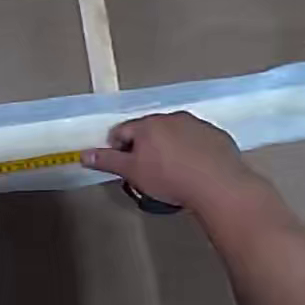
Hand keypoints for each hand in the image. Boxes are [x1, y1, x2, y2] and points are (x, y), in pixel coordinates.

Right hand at [81, 112, 263, 213]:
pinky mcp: (218, 135)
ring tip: (173, 171)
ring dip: (168, 147)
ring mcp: (197, 125)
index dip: (118, 150)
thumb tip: (83, 154)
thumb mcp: (132, 172)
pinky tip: (195, 169)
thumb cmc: (170, 178)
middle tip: (148, 171)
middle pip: (147, 130)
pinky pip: (196, 140)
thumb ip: (107, 160)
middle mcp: (171, 118)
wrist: (220, 187)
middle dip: (144, 147)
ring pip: (173, 133)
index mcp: (146, 124)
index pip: (121, 132)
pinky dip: (191, 150)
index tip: (126, 168)